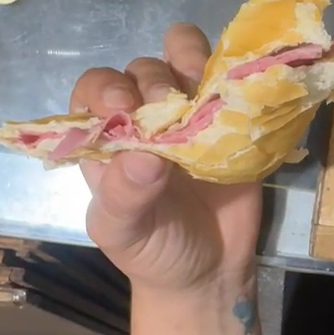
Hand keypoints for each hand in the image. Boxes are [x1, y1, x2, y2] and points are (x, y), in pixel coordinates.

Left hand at [72, 25, 262, 299]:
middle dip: (153, 80)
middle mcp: (147, 118)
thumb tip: (144, 155)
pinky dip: (234, 75)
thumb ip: (124, 195)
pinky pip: (231, 83)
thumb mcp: (124, 232)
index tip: (124, 105)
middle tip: (169, 107)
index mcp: (109, 139)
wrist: (212, 273)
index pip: (95, 90)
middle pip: (143, 69)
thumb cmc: (154, 251)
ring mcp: (193, 116)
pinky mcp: (233, 121)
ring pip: (185, 60)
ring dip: (192, 61)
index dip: (106, 88)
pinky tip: (238, 91)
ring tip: (203, 88)